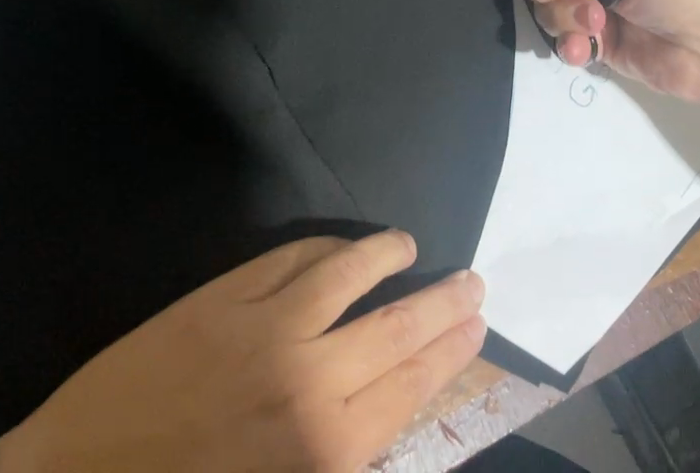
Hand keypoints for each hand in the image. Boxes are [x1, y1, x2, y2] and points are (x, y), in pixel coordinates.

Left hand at [0, 231, 485, 472]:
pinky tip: (342, 247)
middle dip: (442, 304)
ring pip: (348, 274)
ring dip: (387, 255)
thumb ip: (340, 453)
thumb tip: (382, 413)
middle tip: (472, 281)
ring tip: (408, 247)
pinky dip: (327, 247)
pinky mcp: (223, 298)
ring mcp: (266, 329)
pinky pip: (292, 259)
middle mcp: (310, 382)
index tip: (476, 324)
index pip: (411, 385)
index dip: (450, 350)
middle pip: (396, 329)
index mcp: (327, 449)